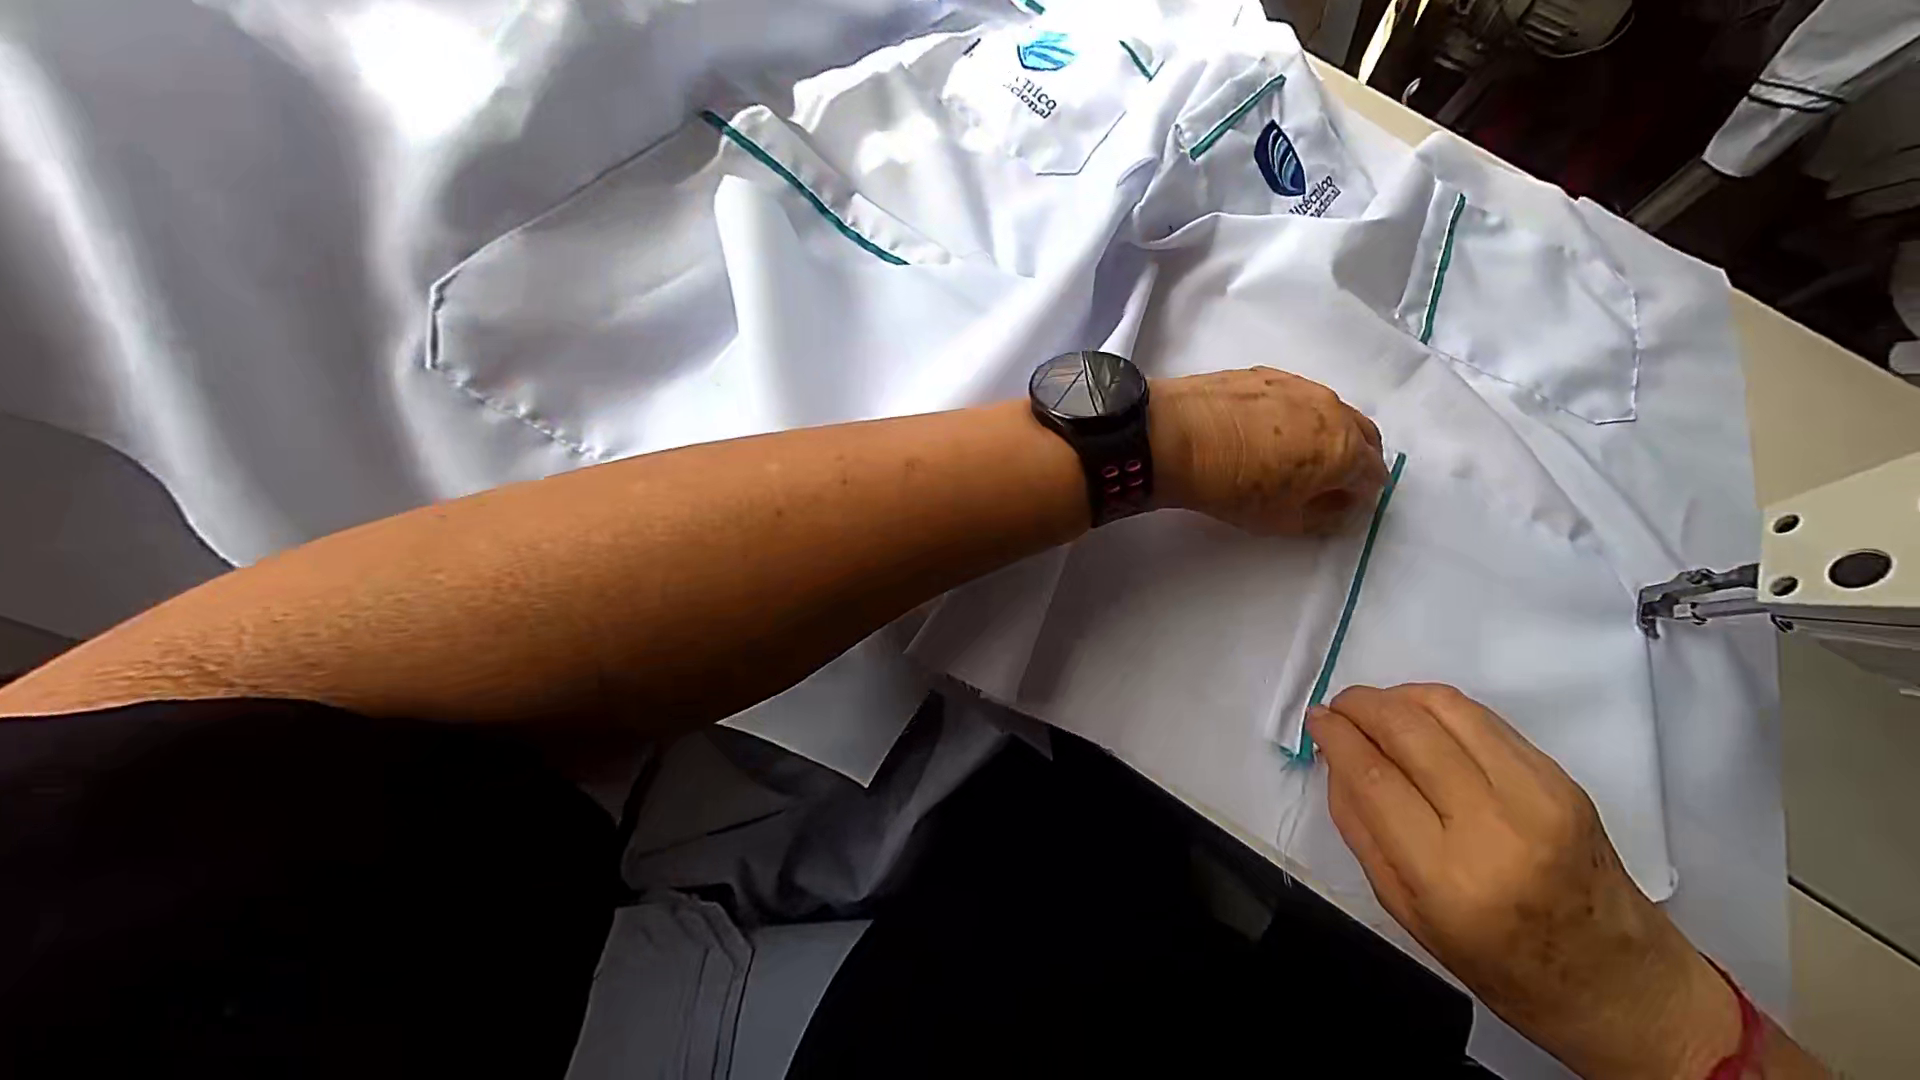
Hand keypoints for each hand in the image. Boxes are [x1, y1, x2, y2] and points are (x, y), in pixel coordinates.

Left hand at [1149, 368, 1385, 535]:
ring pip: (1330, 412)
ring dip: (1325, 433)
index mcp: (1347, 450)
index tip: (1338, 507)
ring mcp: (1300, 386)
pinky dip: (1293, 415)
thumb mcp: (1282, 521)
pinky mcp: (1267, 374)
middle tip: (1325, 481)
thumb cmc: (1232, 487)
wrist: (1174, 436)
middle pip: (1363, 436)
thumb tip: (1341, 508)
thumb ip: (1324, 518)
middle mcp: (1333, 410)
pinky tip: (1266, 430)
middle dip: (1353, 460)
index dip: (1359, 497)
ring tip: (1294, 454)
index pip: (1373, 476)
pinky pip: (1296, 397)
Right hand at [1306, 685, 1742, 1079]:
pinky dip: (1435, 706)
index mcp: (1448, 875)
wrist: (1617, 982)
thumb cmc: (1494, 957)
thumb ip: (1358, 825)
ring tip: (1374, 709)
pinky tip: (1418, 720)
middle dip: (1360, 705)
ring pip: (1447, 708)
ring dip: (1396, 696)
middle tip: (1337, 707)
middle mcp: (1497, 827)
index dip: (1335, 735)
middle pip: (1408, 730)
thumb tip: (1336, 756)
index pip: (1373, 776)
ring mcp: (1539, 797)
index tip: (1315, 719)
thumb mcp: (1400, 905)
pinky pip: (1483, 718)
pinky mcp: (1562, 778)